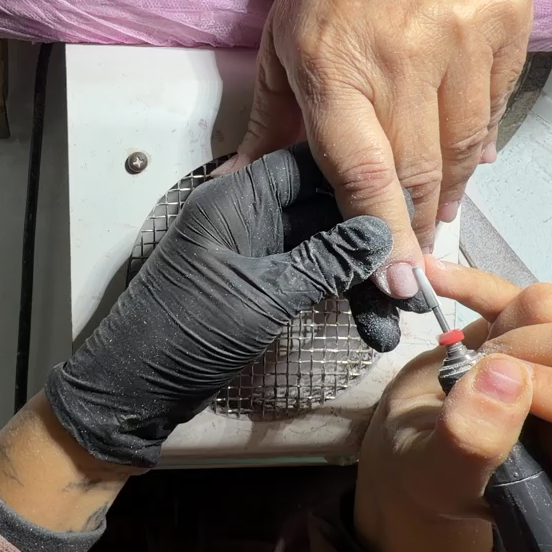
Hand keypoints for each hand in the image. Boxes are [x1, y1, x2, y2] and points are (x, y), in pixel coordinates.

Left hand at [47, 145, 392, 466]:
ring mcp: (250, 249)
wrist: (137, 388)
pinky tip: (367, 320)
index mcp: (234, 198)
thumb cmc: (187, 333)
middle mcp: (244, 214)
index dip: (361, 176)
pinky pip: (306, 272)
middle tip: (414, 274)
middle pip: (320, 206)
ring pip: (319, 245)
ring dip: (357, 277)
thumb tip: (383, 233)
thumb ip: (326, 261)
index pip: (307, 163)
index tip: (411, 201)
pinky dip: (334, 293)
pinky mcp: (255, 281)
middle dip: (369, 239)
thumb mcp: (263, 295)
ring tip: (395, 316)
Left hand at [237, 0, 532, 296]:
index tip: (396, 285)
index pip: (360, 170)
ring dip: (449, 191)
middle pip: (419, 171)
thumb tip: (238, 180)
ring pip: (464, 148)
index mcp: (333, 66)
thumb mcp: (282, 41)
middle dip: (418, 227)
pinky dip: (478, 140)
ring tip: (436, 212)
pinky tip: (461, 152)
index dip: (379, 233)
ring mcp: (463, 37)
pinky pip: (496, 107)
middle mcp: (401, 56)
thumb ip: (267, 120)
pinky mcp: (509, 22)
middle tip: (414, 260)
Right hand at [354, 258, 551, 551]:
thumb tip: (502, 371)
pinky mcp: (536, 330)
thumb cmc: (433, 481)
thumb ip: (469, 443)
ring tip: (462, 364)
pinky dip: (471, 283)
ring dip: (498, 329)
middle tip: (467, 381)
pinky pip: (515, 289)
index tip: (501, 396)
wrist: (414, 453)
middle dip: (518, 354)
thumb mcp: (437, 478)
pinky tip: (433, 277)